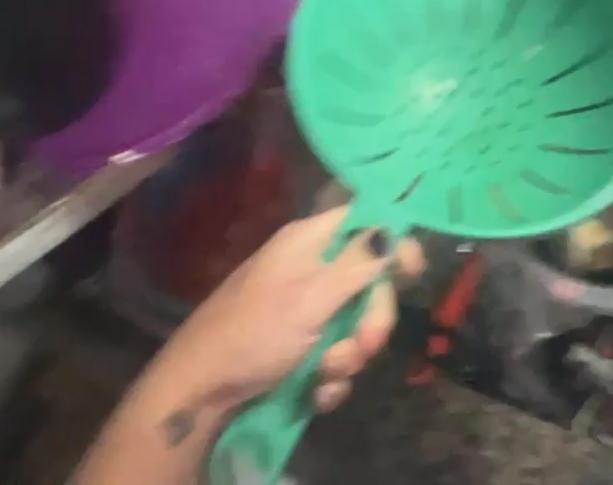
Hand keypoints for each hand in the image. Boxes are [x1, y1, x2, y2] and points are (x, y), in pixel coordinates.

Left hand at [153, 206, 425, 415]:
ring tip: (322, 374)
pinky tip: (314, 391)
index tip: (411, 271)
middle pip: (369, 279)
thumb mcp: (310, 298)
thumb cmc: (253, 332)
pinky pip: (338, 354)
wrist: (201, 390)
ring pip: (356, 323)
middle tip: (362, 346)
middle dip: (370, 320)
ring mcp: (307, 308)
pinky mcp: (303, 345)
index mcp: (310, 241)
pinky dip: (331, 376)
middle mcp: (312, 267)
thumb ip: (356, 264)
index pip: (364, 220)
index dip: (392, 239)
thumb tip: (393, 227)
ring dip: (348, 356)